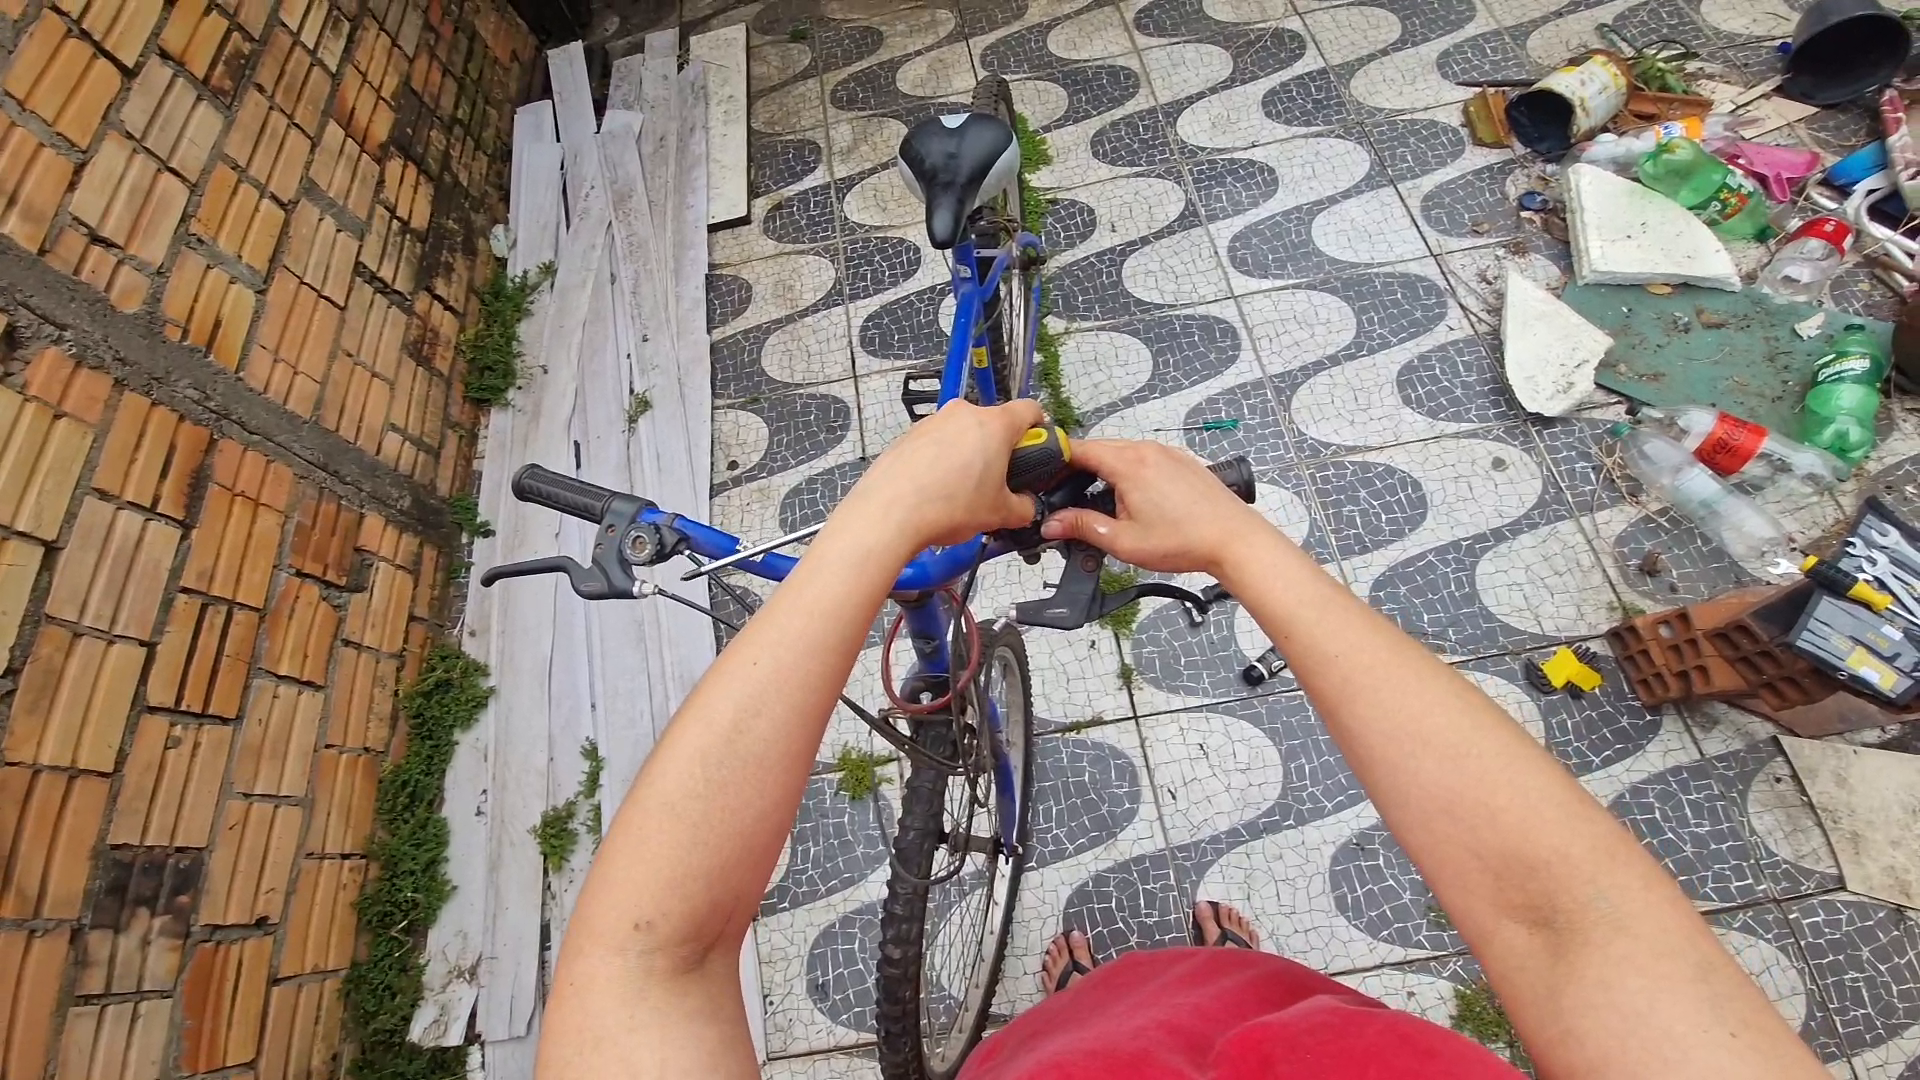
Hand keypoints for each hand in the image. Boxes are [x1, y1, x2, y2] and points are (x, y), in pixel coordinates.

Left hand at [842, 399, 1043, 548]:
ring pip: (962, 433)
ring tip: (961, 493)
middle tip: (997, 484)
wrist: (889, 513)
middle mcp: (963, 413)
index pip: (1031, 409)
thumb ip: (1024, 508)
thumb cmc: (950, 507)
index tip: (1035, 453)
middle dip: (1000, 450)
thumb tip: (1026, 506)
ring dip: (969, 455)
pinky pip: (936, 443)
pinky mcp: (908, 435)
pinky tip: (934, 491)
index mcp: (994, 424)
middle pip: (993, 423)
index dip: (1039, 429)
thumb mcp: (1000, 514)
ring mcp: (932, 420)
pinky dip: (941, 461)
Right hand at [1040, 438, 1270, 574]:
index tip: (1045, 477)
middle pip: (1099, 448)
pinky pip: (1145, 458)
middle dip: (1079, 468)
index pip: (1080, 449)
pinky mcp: (1181, 461)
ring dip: (1105, 470)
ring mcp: (1167, 453)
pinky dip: (1129, 471)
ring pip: (1123, 452)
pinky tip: (1130, 498)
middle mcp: (1147, 450)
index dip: (1057, 461)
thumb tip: (1052, 524)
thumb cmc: (1184, 540)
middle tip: (1066, 493)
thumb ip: (1083, 527)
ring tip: (1098, 500)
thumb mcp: (1123, 540)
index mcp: (1129, 464)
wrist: (1234, 540)